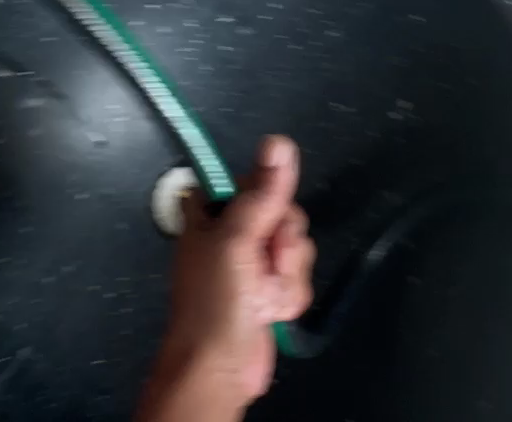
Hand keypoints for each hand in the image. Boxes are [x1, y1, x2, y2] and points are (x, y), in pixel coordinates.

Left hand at [136, 135, 315, 421]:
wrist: (218, 370)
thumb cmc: (215, 301)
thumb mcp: (236, 240)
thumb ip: (263, 192)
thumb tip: (280, 141)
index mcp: (212, 210)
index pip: (252, 180)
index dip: (265, 194)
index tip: (265, 213)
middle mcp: (233, 230)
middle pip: (283, 211)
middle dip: (283, 242)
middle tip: (266, 260)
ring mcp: (253, 261)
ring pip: (295, 245)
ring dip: (287, 275)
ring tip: (264, 296)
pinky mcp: (270, 289)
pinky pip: (298, 275)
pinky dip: (290, 295)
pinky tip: (272, 311)